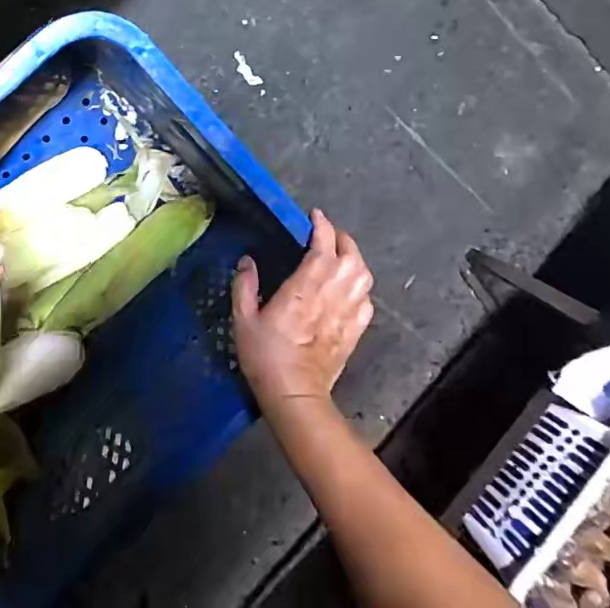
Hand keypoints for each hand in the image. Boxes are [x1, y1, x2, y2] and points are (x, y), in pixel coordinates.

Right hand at [231, 208, 373, 406]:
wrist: (294, 394)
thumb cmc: (264, 354)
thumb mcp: (243, 317)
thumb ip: (245, 285)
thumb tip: (248, 261)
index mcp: (303, 291)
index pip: (322, 250)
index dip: (322, 228)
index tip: (314, 215)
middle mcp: (331, 298)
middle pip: (351, 259)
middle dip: (342, 239)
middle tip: (326, 232)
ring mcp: (348, 316)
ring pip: (364, 277)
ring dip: (354, 259)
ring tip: (339, 253)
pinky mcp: (355, 332)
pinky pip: (366, 301)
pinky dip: (360, 285)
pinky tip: (348, 286)